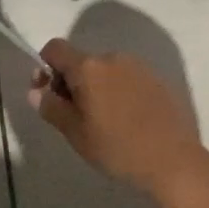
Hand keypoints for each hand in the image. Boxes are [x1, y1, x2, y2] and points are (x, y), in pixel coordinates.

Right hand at [32, 39, 208, 199]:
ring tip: (105, 119)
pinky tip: (128, 118)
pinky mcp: (155, 77)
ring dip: (98, 86)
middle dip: (74, 82)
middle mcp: (111, 56)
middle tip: (77, 115)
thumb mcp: (77, 134)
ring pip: (105, 69)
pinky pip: (127, 76)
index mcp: (88, 66)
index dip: (45, 66)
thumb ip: (51, 108)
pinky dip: (120, 90)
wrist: (174, 160)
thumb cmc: (118, 148)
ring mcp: (136, 64)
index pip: (55, 48)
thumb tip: (35, 91)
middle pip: (81, 60)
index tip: (49, 92)